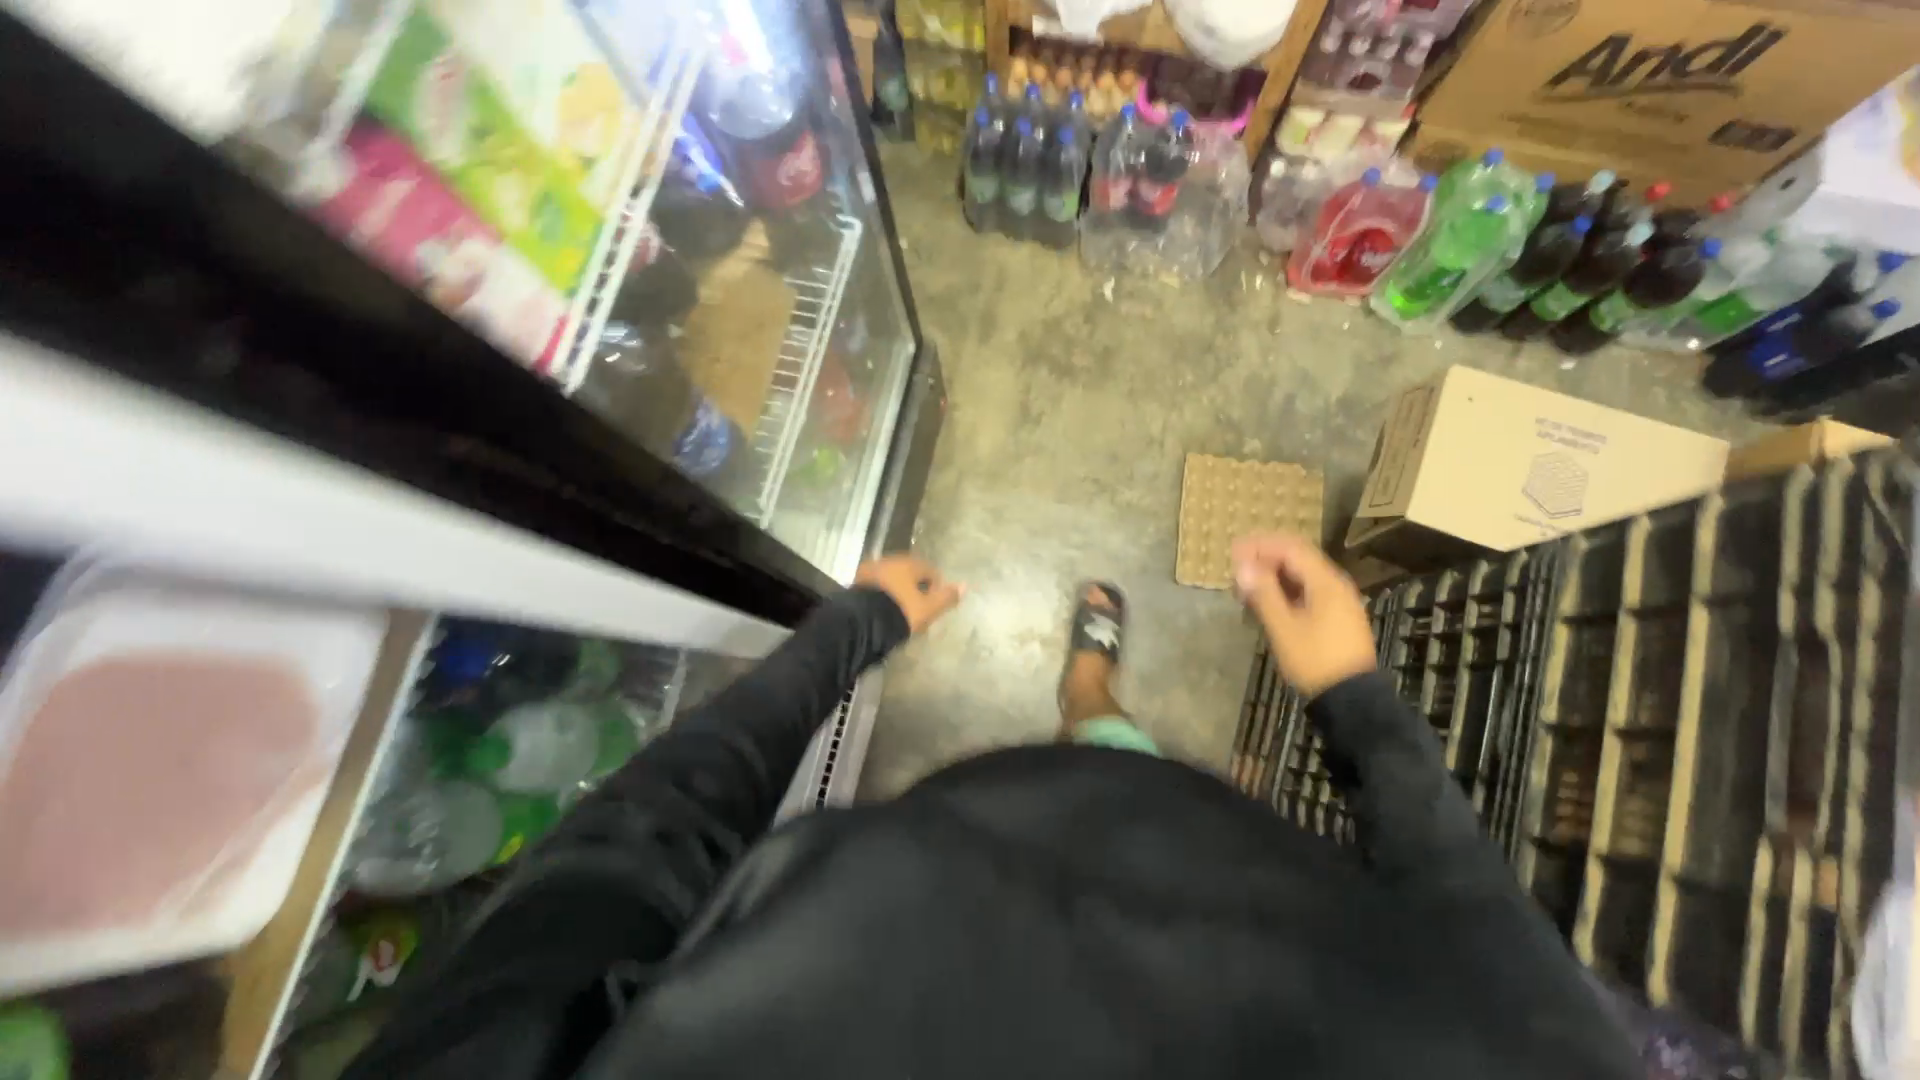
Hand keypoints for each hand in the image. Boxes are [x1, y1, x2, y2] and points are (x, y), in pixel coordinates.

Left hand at [854, 554, 964, 634]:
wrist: (862, 622)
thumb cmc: (900, 612)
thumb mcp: (928, 608)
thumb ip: (946, 597)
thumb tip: (964, 585)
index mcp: (908, 564)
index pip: (929, 570)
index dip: (934, 586)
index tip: (934, 604)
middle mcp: (889, 561)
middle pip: (907, 572)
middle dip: (913, 586)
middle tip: (917, 607)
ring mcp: (870, 571)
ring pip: (890, 578)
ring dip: (896, 590)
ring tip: (898, 610)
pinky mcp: (856, 583)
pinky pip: (875, 587)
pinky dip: (881, 595)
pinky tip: (882, 609)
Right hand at [1231, 532, 1376, 697]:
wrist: (1351, 697)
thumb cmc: (1314, 660)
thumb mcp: (1283, 628)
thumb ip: (1263, 594)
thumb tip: (1242, 567)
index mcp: (1325, 582)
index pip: (1290, 549)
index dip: (1260, 546)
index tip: (1234, 552)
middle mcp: (1335, 584)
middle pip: (1297, 559)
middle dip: (1265, 560)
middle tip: (1238, 570)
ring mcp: (1338, 600)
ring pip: (1302, 576)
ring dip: (1274, 576)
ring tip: (1246, 588)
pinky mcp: (1337, 616)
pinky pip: (1308, 591)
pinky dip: (1286, 590)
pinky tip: (1267, 602)